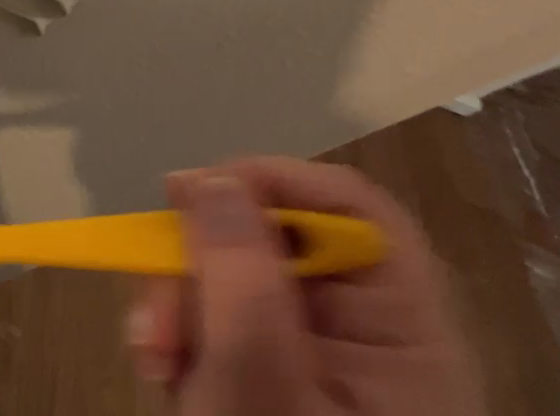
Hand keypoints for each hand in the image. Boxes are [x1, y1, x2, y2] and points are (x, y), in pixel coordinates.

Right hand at [126, 158, 482, 415]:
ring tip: (157, 360)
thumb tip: (209, 179)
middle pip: (271, 239)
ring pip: (228, 275)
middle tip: (157, 314)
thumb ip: (238, 275)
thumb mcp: (255, 381)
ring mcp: (317, 353)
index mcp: (401, 332)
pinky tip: (165, 368)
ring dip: (175, 305)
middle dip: (194, 263)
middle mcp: (364, 331)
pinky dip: (179, 331)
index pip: (350, 208)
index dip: (270, 180)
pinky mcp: (274, 368)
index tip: (185, 192)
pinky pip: (216, 314)